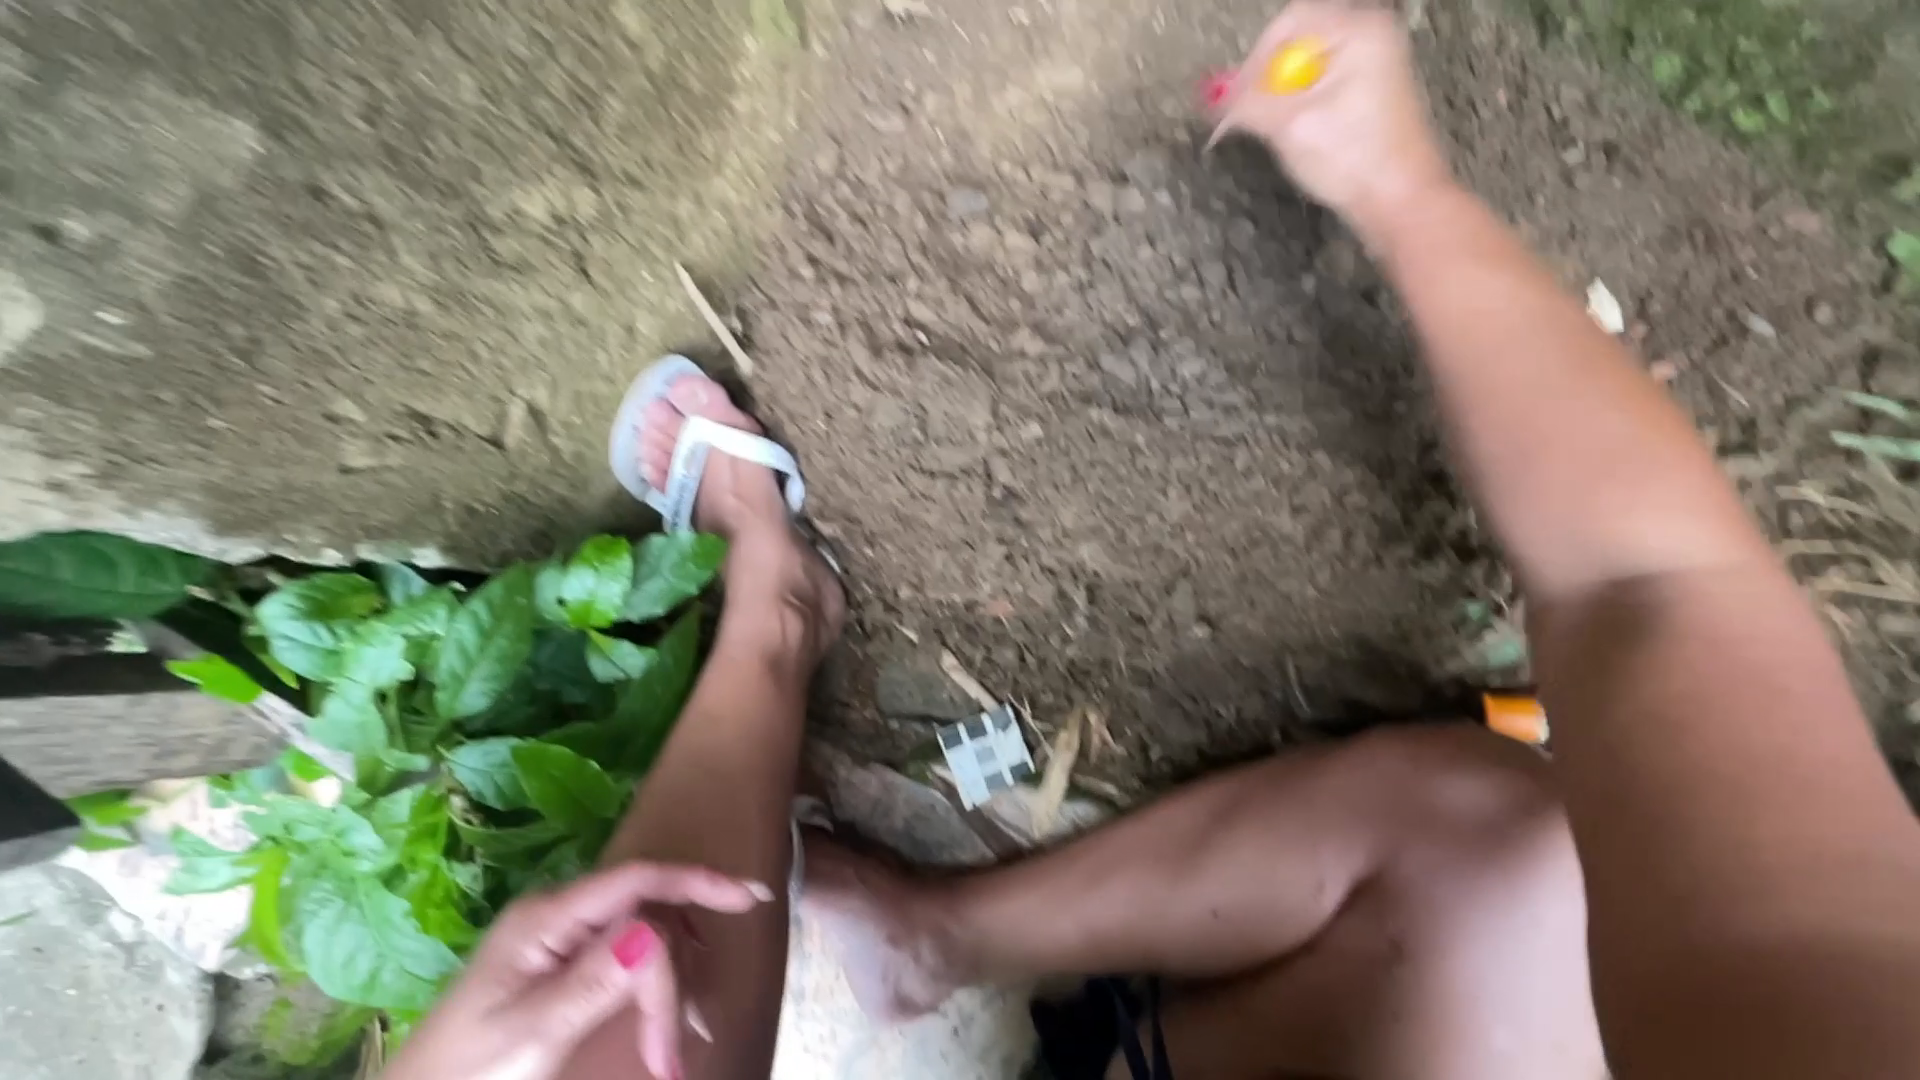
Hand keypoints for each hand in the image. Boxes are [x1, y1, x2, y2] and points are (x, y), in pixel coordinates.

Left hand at [383, 862, 772, 1079]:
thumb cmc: (467, 1078)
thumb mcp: (530, 1036)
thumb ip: (593, 982)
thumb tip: (654, 931)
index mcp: (547, 918)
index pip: (638, 880)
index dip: (697, 881)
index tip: (750, 898)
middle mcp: (559, 915)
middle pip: (646, 919)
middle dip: (670, 980)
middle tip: (674, 1052)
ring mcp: (562, 938)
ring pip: (643, 941)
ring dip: (665, 990)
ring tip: (673, 1049)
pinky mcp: (565, 964)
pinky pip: (626, 960)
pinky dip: (651, 991)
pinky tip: (662, 1023)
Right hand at [1208, 2, 1453, 236]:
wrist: (1396, 199)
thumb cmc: (1356, 159)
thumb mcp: (1289, 127)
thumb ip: (1245, 106)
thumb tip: (1214, 98)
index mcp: (1358, 30)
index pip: (1287, 24)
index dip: (1253, 62)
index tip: (1234, 99)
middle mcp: (1370, 37)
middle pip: (1296, 45)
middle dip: (1265, 83)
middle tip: (1248, 117)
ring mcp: (1373, 64)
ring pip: (1305, 70)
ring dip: (1280, 100)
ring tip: (1276, 132)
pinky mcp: (1368, 94)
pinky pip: (1320, 88)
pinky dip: (1300, 109)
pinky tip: (1300, 137)